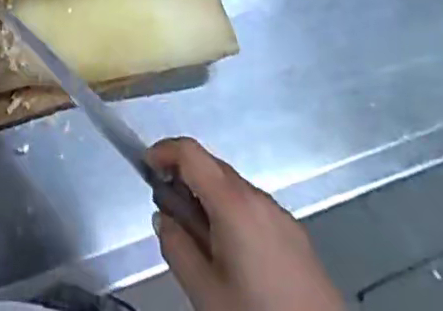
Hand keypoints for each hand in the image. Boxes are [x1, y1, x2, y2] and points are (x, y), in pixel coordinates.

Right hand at [148, 137, 346, 310]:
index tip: (146, 167)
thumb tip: (164, 218)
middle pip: (213, 167)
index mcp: (233, 203)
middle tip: (167, 212)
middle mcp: (259, 199)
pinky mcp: (296, 237)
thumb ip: (176, 247)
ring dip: (207, 199)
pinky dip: (232, 215)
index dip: (164, 151)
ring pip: (234, 190)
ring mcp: (281, 217)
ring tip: (197, 241)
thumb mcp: (204, 291)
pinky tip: (230, 255)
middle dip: (184, 178)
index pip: (191, 152)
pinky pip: (254, 210)